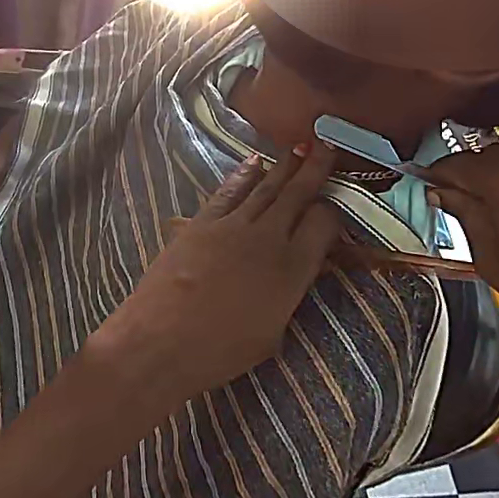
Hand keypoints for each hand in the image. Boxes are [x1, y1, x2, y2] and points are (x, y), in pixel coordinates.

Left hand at [90, 141, 341, 406]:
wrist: (162, 339)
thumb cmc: (220, 351)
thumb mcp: (273, 332)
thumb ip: (289, 293)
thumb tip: (296, 270)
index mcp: (292, 270)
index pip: (323, 225)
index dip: (332, 212)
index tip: (336, 205)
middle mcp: (268, 238)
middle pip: (297, 195)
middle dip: (314, 169)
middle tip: (327, 146)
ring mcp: (232, 226)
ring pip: (265, 187)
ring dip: (284, 166)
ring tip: (300, 146)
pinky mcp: (202, 222)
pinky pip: (230, 191)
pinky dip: (244, 175)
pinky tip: (254, 163)